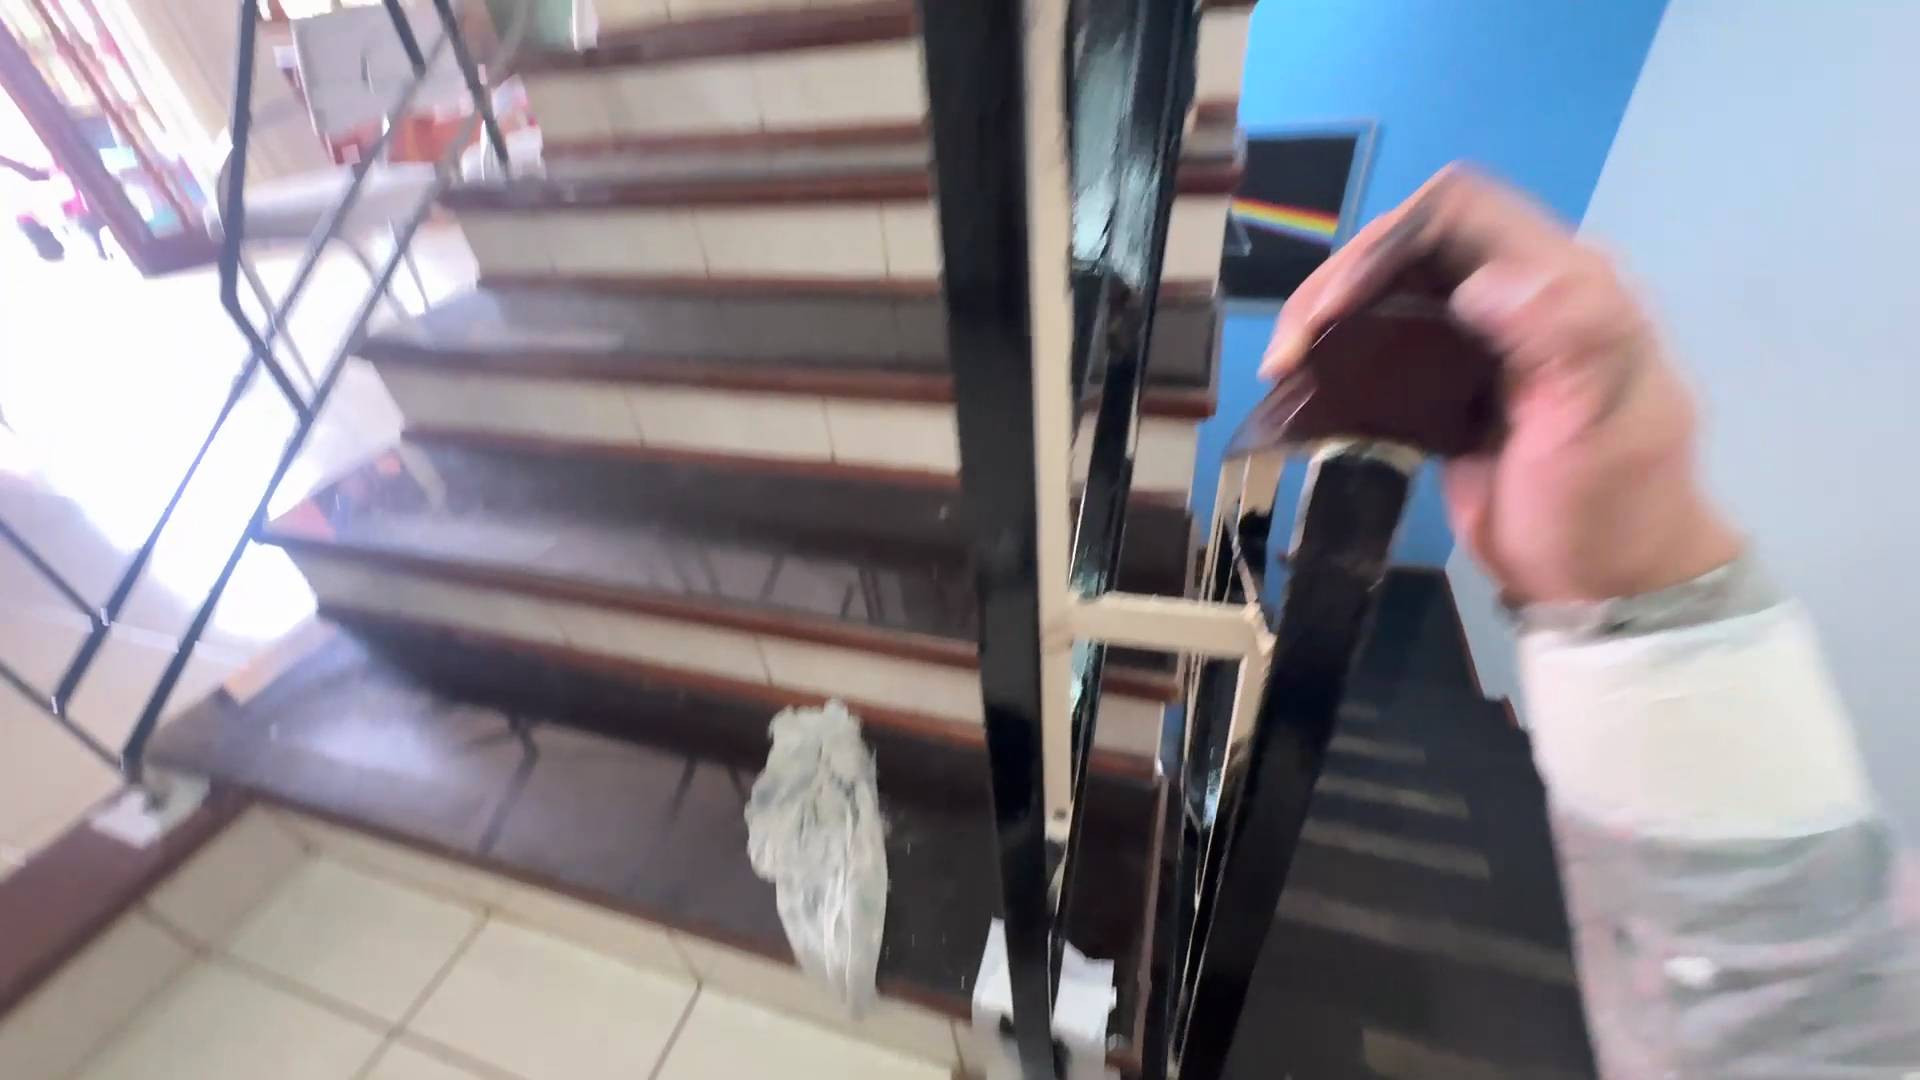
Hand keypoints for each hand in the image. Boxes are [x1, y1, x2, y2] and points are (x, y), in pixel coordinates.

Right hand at [1260, 166, 1739, 605]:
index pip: (1459, 213)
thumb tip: (1484, 282)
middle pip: (1403, 248)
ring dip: (1323, 320)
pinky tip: (1303, 386)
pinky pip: (1377, 346)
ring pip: (1380, 294)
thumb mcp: (1600, 429)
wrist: (1599, 579)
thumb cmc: (1607, 508)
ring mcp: (1473, 342)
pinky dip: (1333, 358)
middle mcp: (1513, 296)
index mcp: (1564, 285)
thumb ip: (1567, 342)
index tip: (1334, 309)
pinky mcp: (1440, 385)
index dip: (1383, 244)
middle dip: (1333, 286)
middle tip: (1288, 353)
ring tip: (1284, 369)